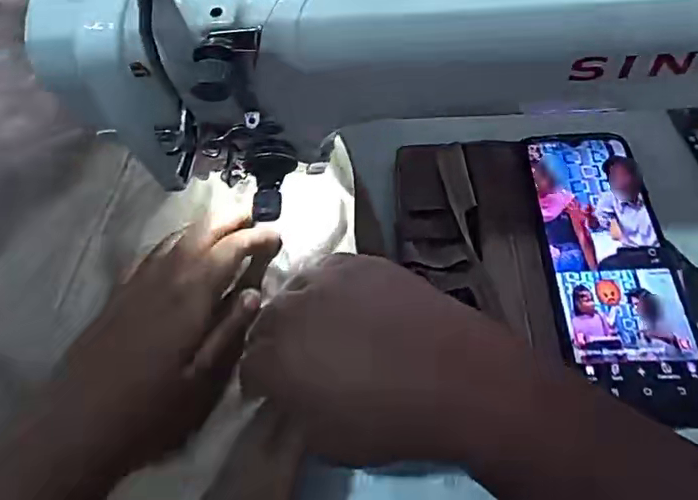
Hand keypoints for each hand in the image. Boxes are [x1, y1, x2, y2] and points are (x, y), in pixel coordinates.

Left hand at [0, 213, 280, 498]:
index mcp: (192, 292)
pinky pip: (158, 247)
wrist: (79, 417)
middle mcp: (168, 272)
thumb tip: (255, 292)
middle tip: (253, 215)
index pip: (231, 249)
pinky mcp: (123, 286)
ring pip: (179, 234)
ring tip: (226, 225)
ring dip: (206, 224)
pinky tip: (181, 246)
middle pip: (203, 230)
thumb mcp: (202, 382)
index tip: (276, 232)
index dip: (256, 237)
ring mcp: (141, 276)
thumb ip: (230, 332)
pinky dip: (179, 237)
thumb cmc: (150, 406)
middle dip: (231, 218)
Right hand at [238, 254, 538, 467]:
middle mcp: (290, 309)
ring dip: (298, 309)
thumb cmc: (388, 418)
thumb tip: (286, 395)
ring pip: (293, 290)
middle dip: (271, 341)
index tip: (270, 388)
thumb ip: (293, 410)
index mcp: (277, 356)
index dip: (257, 379)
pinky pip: (326, 270)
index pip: (247, 363)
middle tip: (293, 359)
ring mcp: (323, 277)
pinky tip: (345, 302)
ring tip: (319, 326)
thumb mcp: (328, 438)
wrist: (450, 373)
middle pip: (264, 321)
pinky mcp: (353, 260)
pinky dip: (327, 288)